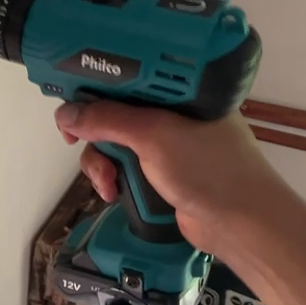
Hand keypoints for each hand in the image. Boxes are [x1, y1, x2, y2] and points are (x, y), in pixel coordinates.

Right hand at [55, 102, 291, 255]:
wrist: (239, 225)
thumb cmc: (210, 171)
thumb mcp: (154, 136)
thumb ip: (107, 121)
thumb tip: (66, 114)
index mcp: (179, 93)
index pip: (127, 79)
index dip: (94, 88)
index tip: (71, 103)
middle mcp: (171, 115)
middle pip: (112, 114)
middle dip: (94, 135)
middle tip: (74, 142)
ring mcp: (165, 147)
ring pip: (113, 145)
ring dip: (102, 165)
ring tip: (109, 183)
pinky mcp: (159, 174)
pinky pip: (123, 168)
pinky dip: (113, 180)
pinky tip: (116, 193)